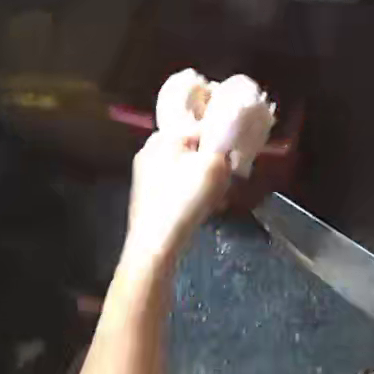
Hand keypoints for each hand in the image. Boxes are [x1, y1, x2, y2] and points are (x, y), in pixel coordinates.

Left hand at [125, 130, 231, 266]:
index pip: (203, 129)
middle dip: (210, 164)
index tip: (231, 163)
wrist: (155, 243)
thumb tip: (225, 147)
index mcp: (164, 135)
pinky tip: (196, 209)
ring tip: (213, 199)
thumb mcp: (216, 165)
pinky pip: (173, 185)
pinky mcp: (143, 194)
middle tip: (224, 182)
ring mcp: (143, 173)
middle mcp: (149, 148)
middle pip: (192, 149)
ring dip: (201, 180)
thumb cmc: (186, 198)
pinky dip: (187, 193)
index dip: (221, 145)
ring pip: (184, 168)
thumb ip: (225, 147)